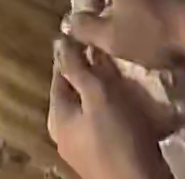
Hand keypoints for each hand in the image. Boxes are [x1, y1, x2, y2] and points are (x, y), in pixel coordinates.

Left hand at [49, 37, 171, 178]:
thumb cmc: (117, 138)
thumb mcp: (96, 96)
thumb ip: (76, 68)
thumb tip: (59, 40)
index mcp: (57, 117)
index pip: (59, 73)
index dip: (71, 51)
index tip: (87, 31)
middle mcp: (66, 132)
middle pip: (74, 89)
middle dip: (89, 68)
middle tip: (107, 48)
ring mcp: (84, 145)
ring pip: (91, 103)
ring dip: (103, 85)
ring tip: (119, 67)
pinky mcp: (105, 152)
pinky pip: (104, 118)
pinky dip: (113, 103)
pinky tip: (127, 95)